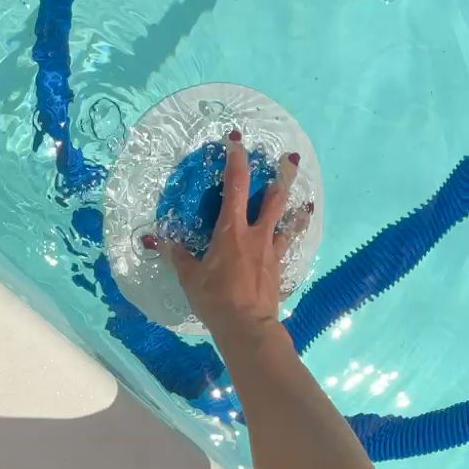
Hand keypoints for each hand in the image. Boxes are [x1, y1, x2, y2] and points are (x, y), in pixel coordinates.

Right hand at [146, 130, 312, 342]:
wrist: (246, 326)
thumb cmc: (215, 299)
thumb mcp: (190, 278)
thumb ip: (180, 258)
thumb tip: (165, 243)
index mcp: (231, 230)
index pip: (235, 185)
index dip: (236, 160)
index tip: (237, 141)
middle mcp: (256, 235)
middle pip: (274, 198)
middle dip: (282, 175)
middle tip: (290, 158)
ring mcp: (270, 253)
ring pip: (287, 223)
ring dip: (295, 209)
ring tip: (303, 202)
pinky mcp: (278, 271)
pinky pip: (287, 250)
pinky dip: (291, 241)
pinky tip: (294, 243)